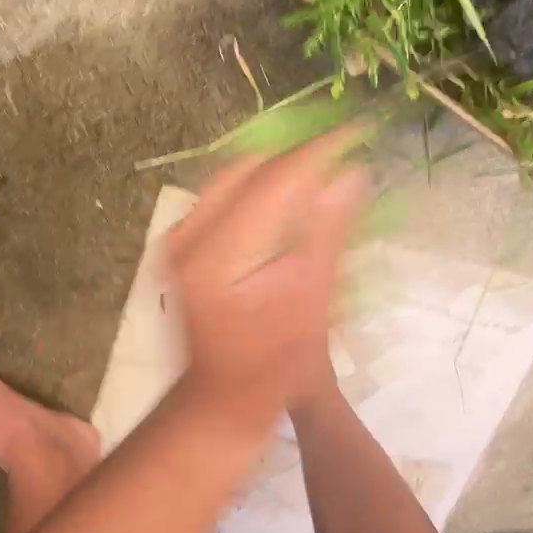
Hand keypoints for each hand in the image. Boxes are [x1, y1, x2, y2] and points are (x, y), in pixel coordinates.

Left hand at [167, 130, 366, 420]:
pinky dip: (259, 189)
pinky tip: (289, 197)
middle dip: (296, 155)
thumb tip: (352, 174)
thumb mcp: (309, 301)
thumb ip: (326, 234)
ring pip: (233, 177)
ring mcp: (177, 239)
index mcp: (217, 252)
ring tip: (321, 168)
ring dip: (277, 169)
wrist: (223, 400)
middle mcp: (187, 236)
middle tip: (340, 151)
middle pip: (248, 168)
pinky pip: (222, 195)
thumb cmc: (274, 363)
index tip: (355, 132)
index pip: (273, 180)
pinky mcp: (180, 245)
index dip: (318, 152)